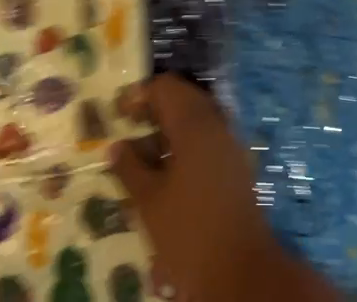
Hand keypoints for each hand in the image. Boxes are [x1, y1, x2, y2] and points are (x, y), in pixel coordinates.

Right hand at [108, 76, 336, 301]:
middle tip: (129, 130)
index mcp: (195, 124)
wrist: (240, 269)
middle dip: (155, 109)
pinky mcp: (237, 166)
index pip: (166, 87)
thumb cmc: (188, 230)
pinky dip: (186, 145)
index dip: (140, 95)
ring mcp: (231, 145)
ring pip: (197, 120)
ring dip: (170, 129)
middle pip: (184, 99)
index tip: (119, 115)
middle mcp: (217, 125)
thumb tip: (116, 146)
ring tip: (144, 156)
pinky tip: (168, 172)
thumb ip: (130, 168)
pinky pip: (208, 140)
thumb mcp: (149, 201)